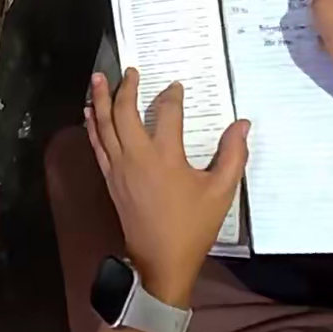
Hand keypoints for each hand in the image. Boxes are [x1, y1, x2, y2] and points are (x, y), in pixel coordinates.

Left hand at [85, 68, 248, 306]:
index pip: (167, 113)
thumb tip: (242, 124)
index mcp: (165, 156)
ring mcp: (118, 168)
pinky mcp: (110, 179)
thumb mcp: (221, 191)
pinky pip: (97, 145)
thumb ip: (233, 155)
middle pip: (123, 113)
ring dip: (100, 100)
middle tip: (130, 70)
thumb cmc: (192, 226)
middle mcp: (136, 156)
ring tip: (98, 78)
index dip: (172, 96)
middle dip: (126, 88)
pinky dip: (93, 126)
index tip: (176, 87)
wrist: (160, 262)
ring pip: (103, 125)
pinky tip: (90, 114)